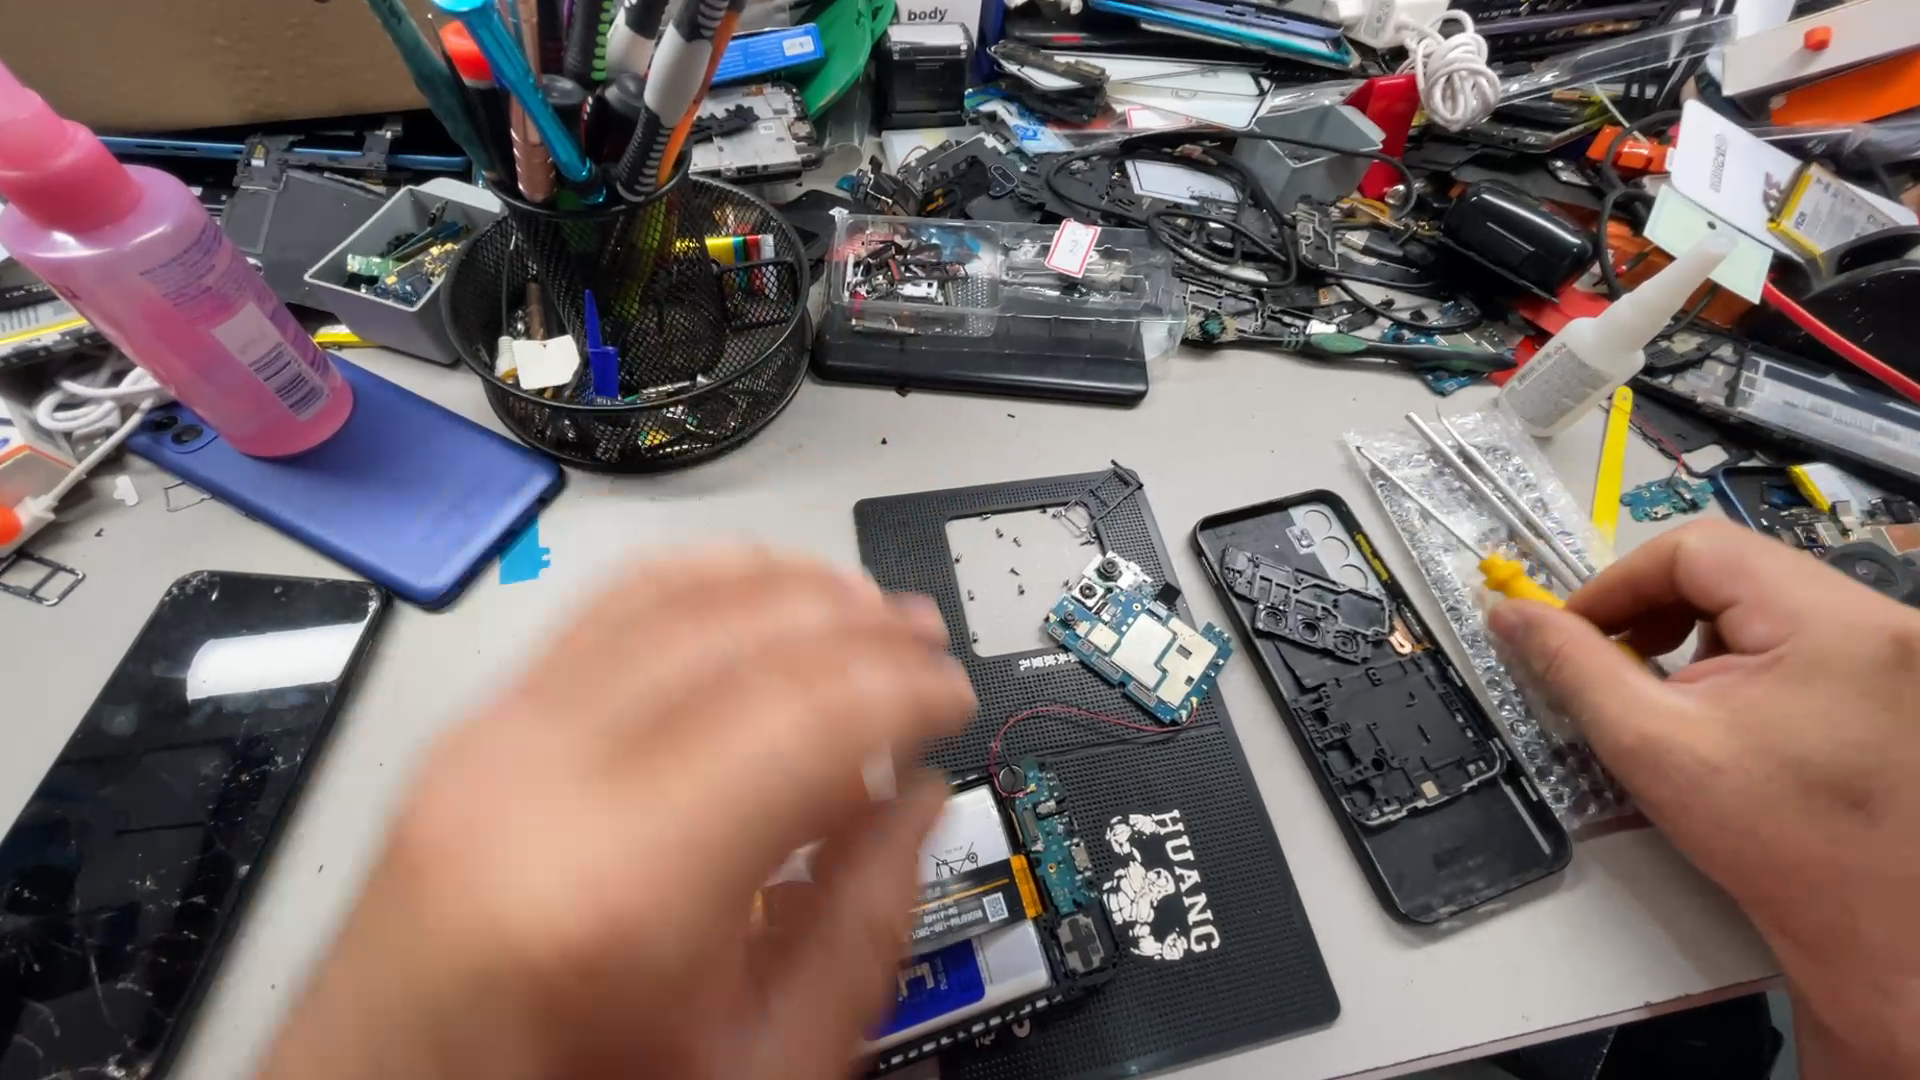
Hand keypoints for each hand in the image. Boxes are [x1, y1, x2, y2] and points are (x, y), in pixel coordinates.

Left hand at [258, 550, 975, 1079]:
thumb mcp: (756, 1071)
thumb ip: (861, 928)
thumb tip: (918, 798)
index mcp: (619, 893)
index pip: (808, 715)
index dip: (905, 687)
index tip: (952, 693)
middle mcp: (540, 785)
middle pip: (748, 637)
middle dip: (864, 626)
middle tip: (924, 640)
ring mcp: (492, 740)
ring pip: (679, 594)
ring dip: (793, 588)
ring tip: (864, 607)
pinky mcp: (476, 727)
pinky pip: (610, 607)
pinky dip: (705, 579)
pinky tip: (763, 592)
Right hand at [1489, 521, 1919, 1077]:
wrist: (1883, 925)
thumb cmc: (1779, 841)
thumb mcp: (1645, 740)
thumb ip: (1568, 663)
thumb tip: (1511, 615)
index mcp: (1836, 627)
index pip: (1696, 550)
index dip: (1618, 583)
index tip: (1578, 628)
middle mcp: (1886, 625)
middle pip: (1728, 568)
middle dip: (1650, 609)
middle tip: (1609, 657)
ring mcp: (1899, 652)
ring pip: (1756, 597)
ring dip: (1687, 630)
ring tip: (1661, 687)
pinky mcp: (1896, 676)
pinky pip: (1790, 629)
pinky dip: (1730, 651)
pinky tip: (1712, 701)